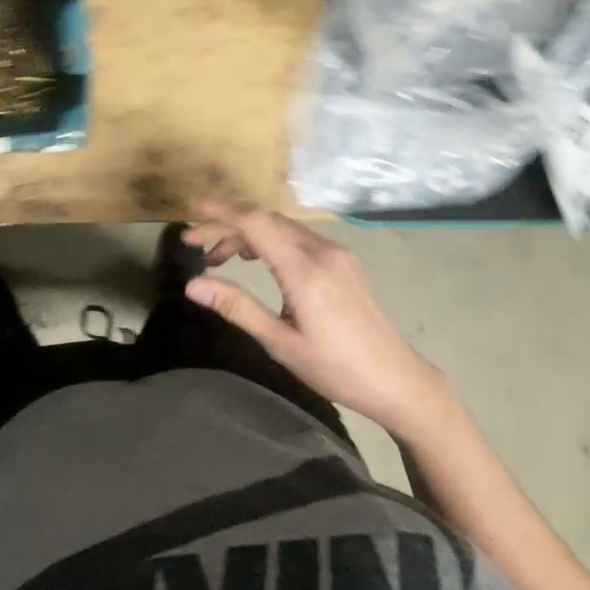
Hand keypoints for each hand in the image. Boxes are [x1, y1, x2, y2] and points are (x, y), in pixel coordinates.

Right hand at [181, 200, 447, 430]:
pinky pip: (300, 238)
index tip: (193, 211)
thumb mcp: (280, 343)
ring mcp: (338, 254)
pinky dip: (271, 240)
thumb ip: (237, 307)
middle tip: (196, 245)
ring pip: (284, 227)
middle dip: (229, 225)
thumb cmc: (335, 368)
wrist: (396, 378)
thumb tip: (193, 285)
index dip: (222, 214)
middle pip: (267, 221)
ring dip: (249, 233)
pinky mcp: (345, 262)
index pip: (256, 225)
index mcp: (305, 271)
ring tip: (220, 257)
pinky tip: (257, 259)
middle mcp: (323, 252)